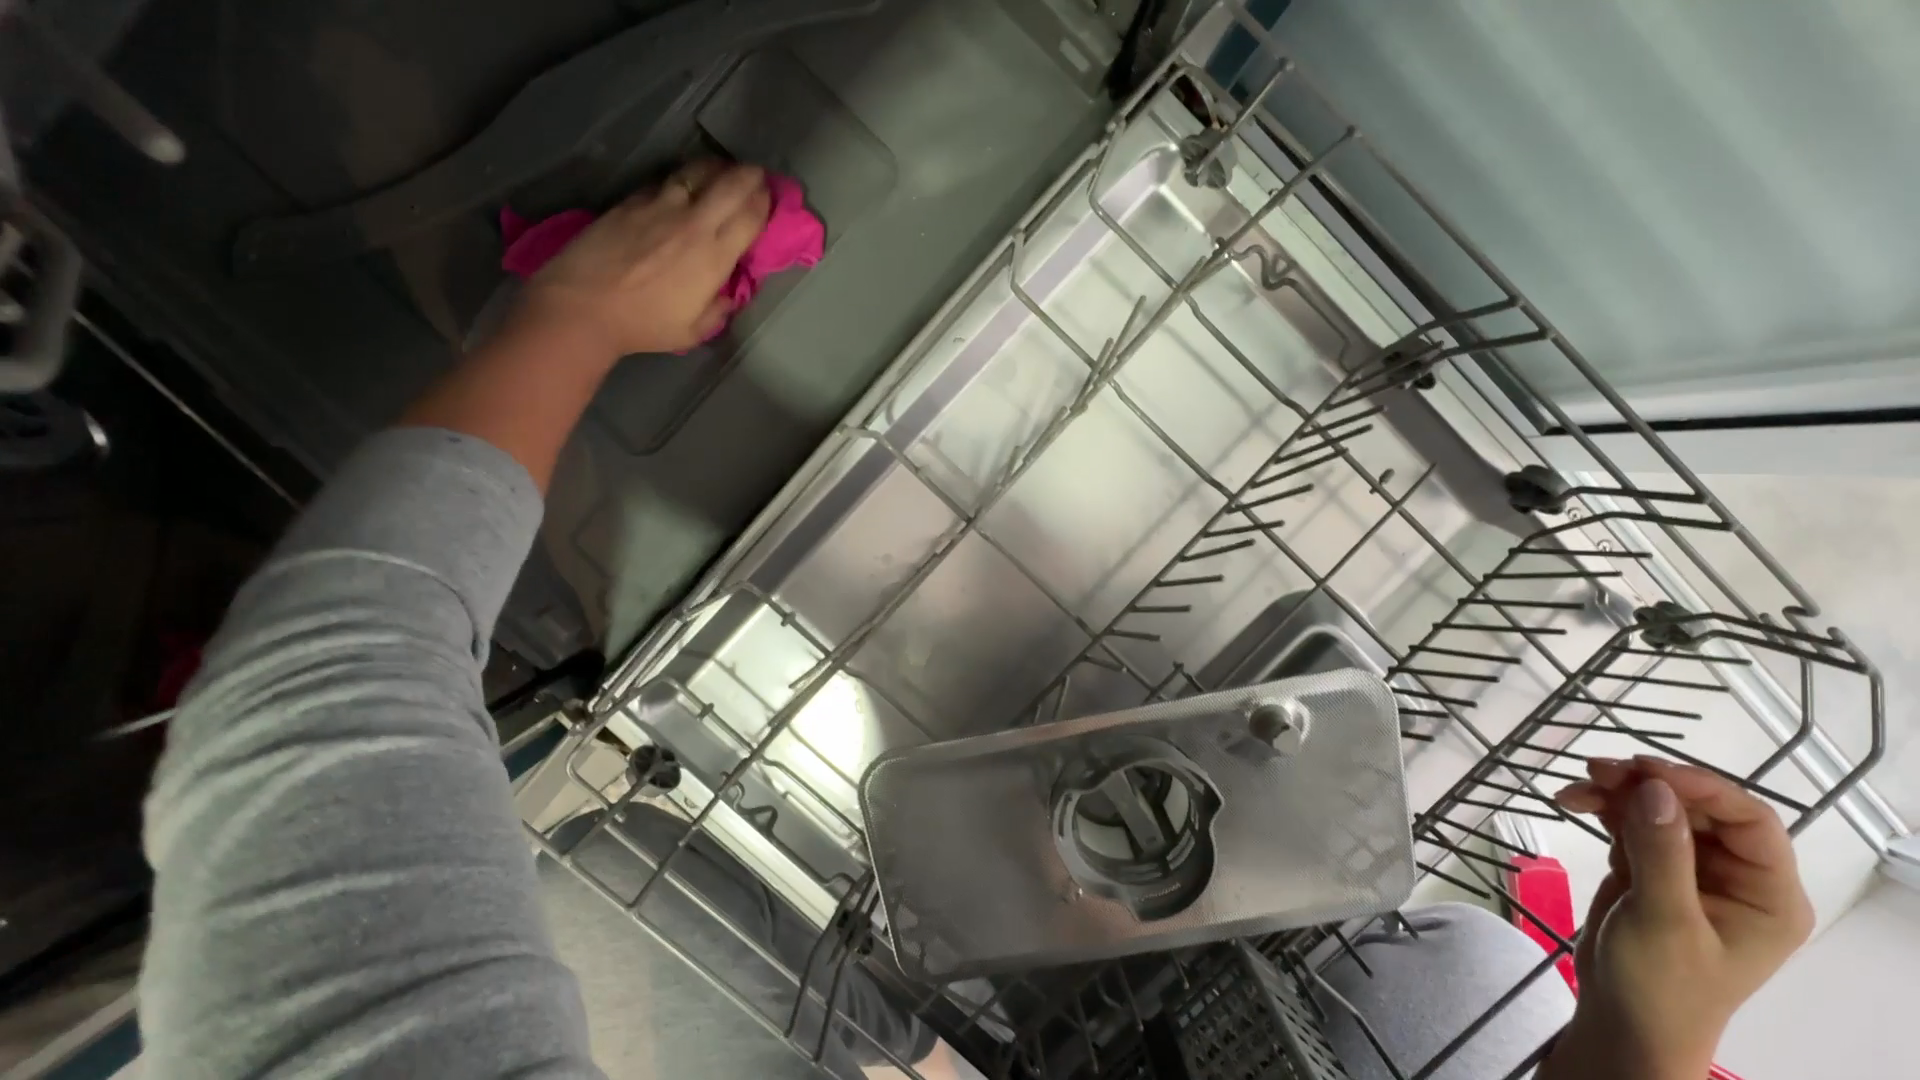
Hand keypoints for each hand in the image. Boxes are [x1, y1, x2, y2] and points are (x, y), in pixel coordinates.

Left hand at [512, 160, 770, 357]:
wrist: (583, 306)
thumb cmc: (643, 325)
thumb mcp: (693, 331)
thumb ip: (718, 310)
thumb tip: (728, 294)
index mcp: (714, 256)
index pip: (751, 216)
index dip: (765, 202)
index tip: (770, 198)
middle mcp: (694, 222)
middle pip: (732, 184)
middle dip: (749, 176)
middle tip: (755, 176)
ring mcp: (660, 206)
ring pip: (697, 171)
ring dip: (715, 168)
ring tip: (721, 171)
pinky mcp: (631, 201)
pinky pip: (664, 181)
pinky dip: (679, 180)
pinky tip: (679, 187)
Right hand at [1543, 756, 1813, 1079]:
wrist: (1621, 1021)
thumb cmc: (1660, 984)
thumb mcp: (1663, 920)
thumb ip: (1662, 852)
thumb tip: (1655, 787)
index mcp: (1767, 895)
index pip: (1750, 822)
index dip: (1702, 788)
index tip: (1645, 770)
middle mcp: (1735, 876)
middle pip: (1698, 809)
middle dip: (1647, 785)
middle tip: (1595, 770)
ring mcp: (1690, 872)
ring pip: (1659, 810)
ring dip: (1617, 793)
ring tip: (1575, 788)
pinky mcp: (1650, 870)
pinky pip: (1631, 824)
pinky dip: (1602, 808)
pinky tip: (1573, 803)